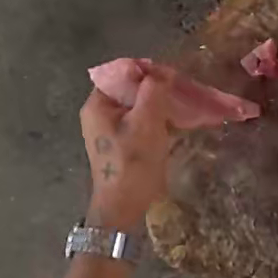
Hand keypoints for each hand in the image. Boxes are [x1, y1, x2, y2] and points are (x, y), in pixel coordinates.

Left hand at [79, 73, 174, 231]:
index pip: (120, 72)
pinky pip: (138, 120)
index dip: (145, 70)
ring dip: (157, 104)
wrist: (123, 208)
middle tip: (179, 91)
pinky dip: (154, 118)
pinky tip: (173, 122)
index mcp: (97, 104)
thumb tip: (163, 70)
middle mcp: (98, 113)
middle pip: (129, 88)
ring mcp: (108, 129)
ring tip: (180, 105)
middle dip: (155, 87)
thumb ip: (154, 91)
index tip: (170, 77)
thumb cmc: (133, 163)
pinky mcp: (120, 142)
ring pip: (136, 105)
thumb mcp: (147, 122)